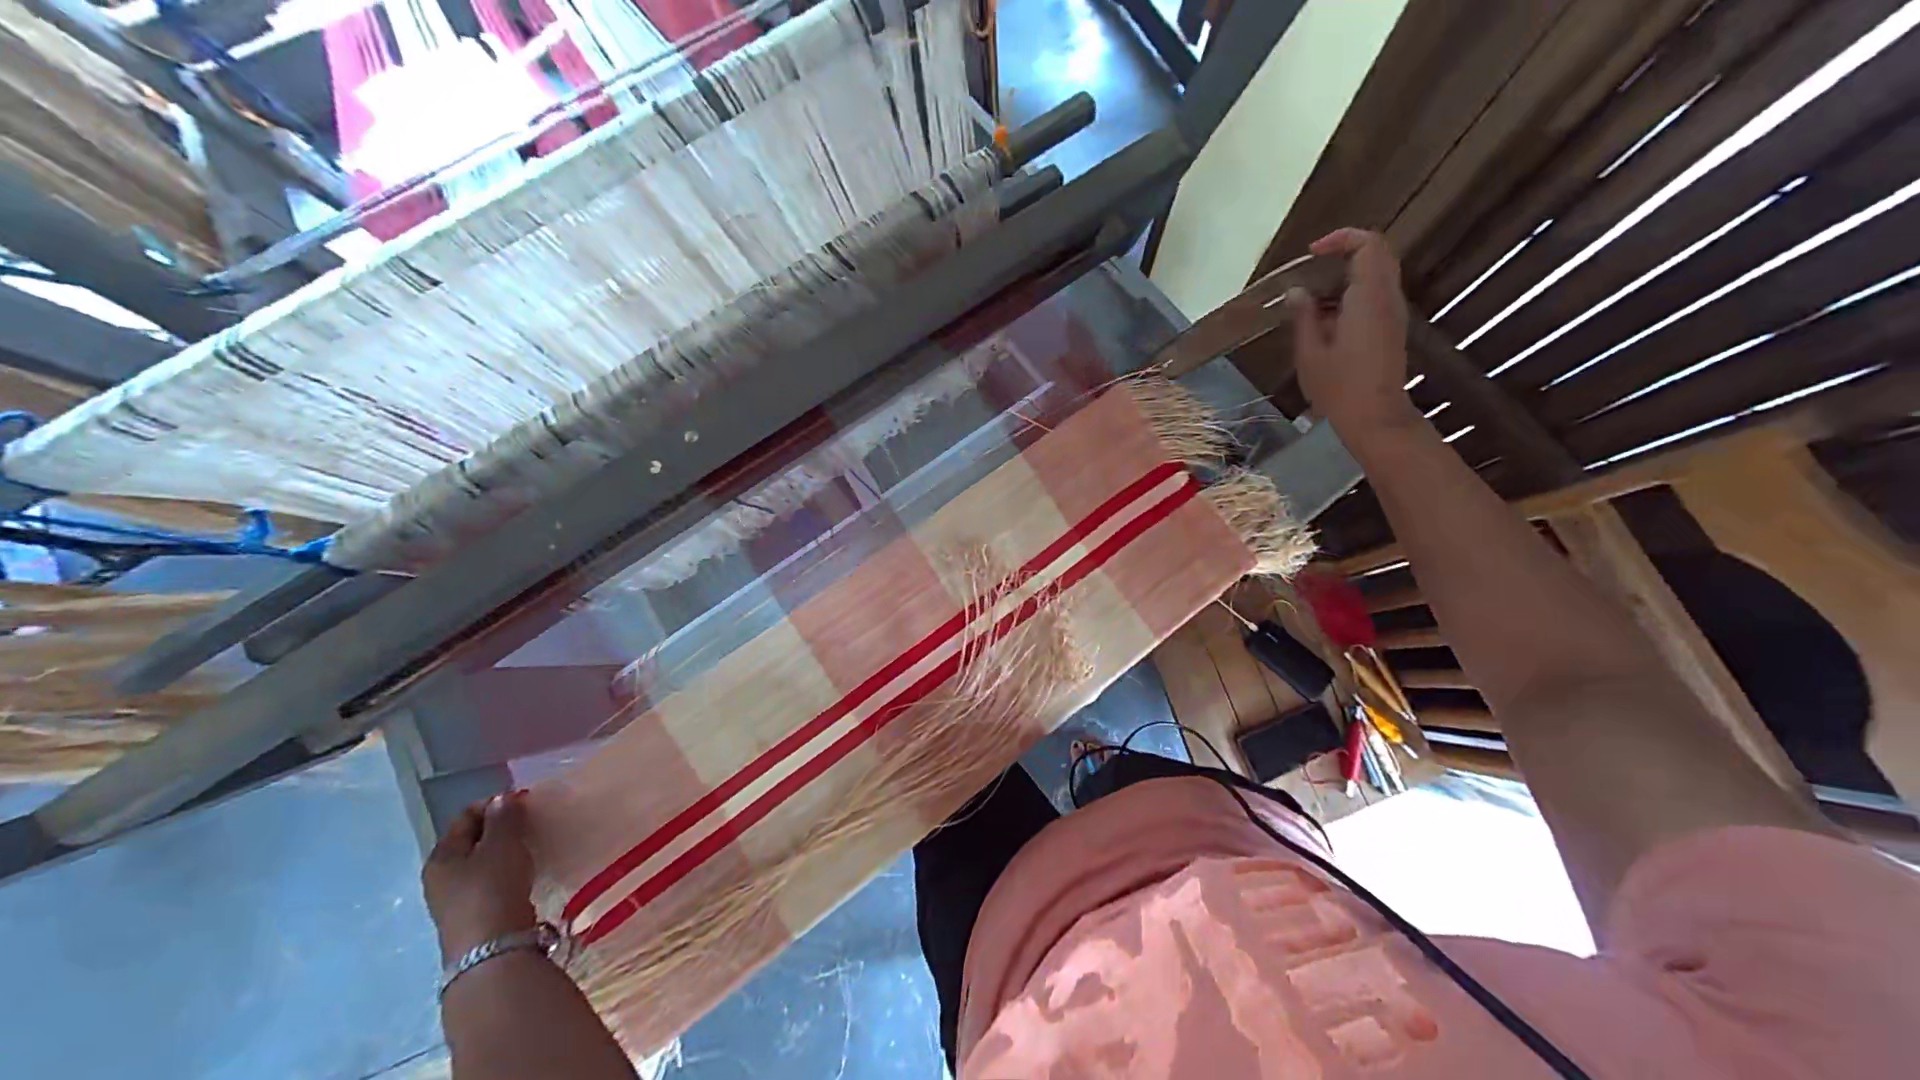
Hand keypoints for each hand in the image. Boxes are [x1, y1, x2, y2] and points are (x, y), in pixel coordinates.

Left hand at [423, 790, 537, 960]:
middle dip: (500, 827)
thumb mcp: (502, 845)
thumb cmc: (493, 888)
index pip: (466, 816)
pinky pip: (491, 881)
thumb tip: (502, 799)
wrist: (493, 950)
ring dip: (505, 850)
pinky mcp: (473, 916)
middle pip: (472, 840)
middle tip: (530, 822)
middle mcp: (441, 877)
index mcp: (441, 856)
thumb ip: (504, 818)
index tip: (524, 801)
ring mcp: (455, 899)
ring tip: (532, 846)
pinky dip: (508, 871)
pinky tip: (526, 873)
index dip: (494, 804)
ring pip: (482, 862)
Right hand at [1287, 228, 1415, 434]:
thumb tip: (1297, 292)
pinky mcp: (1391, 328)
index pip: (1368, 246)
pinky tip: (1327, 315)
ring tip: (1314, 294)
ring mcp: (1393, 313)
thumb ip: (1304, 316)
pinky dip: (1353, 291)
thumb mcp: (1310, 353)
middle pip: (1377, 254)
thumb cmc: (1339, 387)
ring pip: (1378, 273)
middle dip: (1345, 252)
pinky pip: (1376, 294)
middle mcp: (1388, 299)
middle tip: (1312, 268)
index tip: (1312, 254)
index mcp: (1368, 299)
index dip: (1341, 239)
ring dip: (1348, 274)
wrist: (1375, 418)